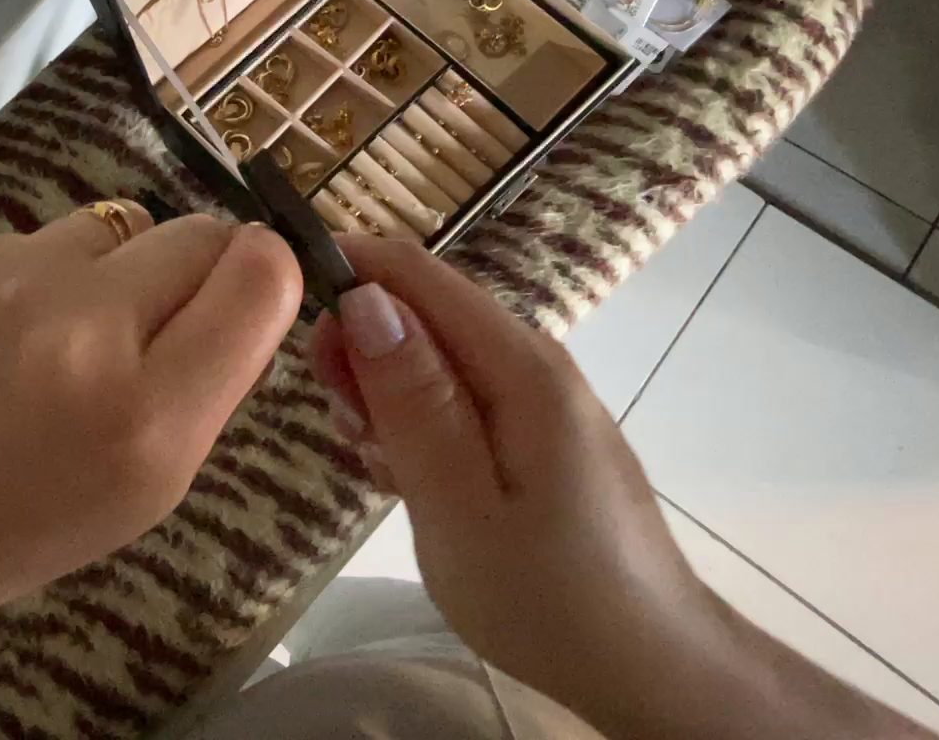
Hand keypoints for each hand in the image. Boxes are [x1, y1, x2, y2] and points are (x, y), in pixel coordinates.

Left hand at [0, 206, 302, 696]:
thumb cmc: (46, 517)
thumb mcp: (164, 478)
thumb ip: (220, 371)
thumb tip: (253, 272)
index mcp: (147, 411)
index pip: (259, 275)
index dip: (267, 269)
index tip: (246, 288)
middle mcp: (79, 328)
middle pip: (197, 231)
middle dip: (199, 266)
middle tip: (158, 318)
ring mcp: (6, 281)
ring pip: (122, 222)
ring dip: (122, 265)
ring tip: (77, 326)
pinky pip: (50, 236)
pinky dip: (54, 273)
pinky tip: (16, 328)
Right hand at [308, 235, 935, 739]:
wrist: (649, 671)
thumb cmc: (550, 599)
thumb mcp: (459, 506)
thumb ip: (412, 400)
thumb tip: (364, 299)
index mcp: (518, 365)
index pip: (414, 271)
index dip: (344, 267)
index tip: (289, 316)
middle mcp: (525, 358)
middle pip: (414, 307)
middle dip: (356, 346)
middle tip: (344, 421)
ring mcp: (525, 391)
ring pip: (420, 350)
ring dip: (376, 390)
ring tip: (376, 461)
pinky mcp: (520, 422)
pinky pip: (442, 390)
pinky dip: (404, 418)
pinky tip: (401, 473)